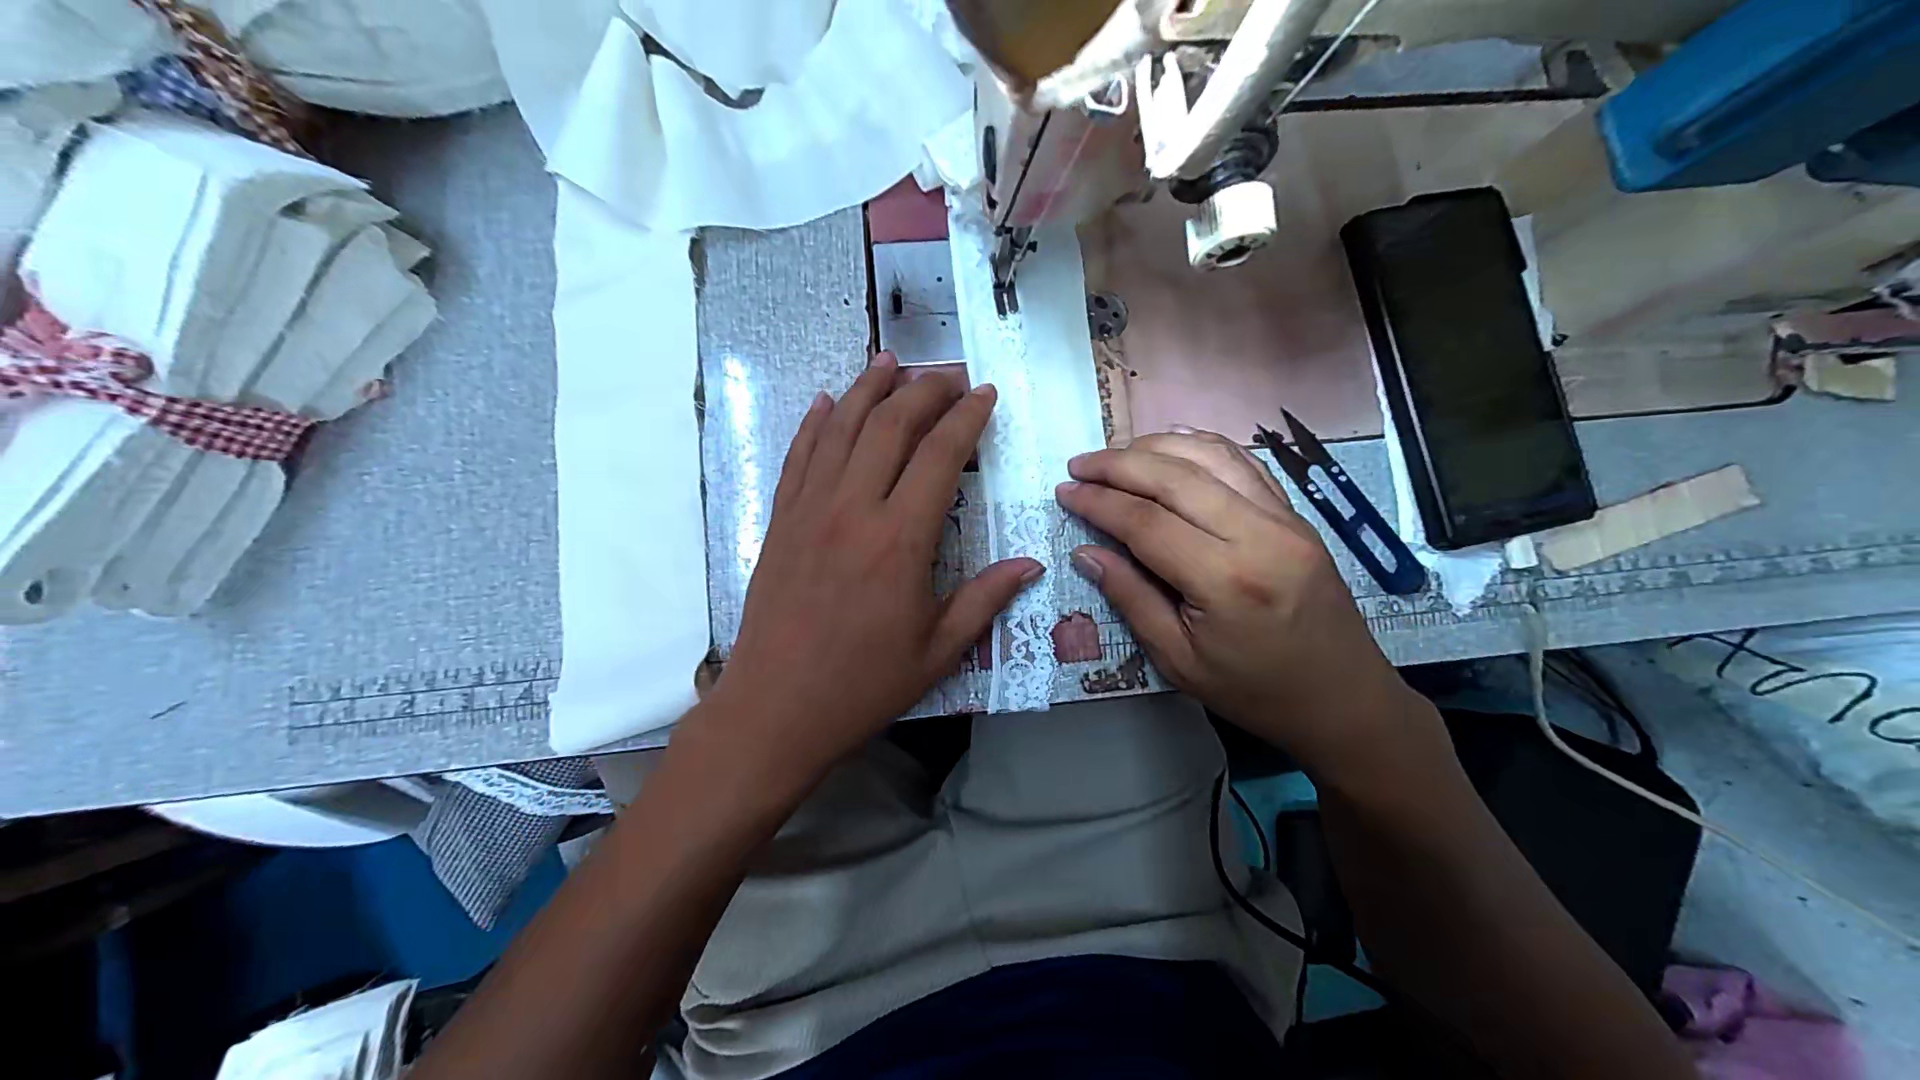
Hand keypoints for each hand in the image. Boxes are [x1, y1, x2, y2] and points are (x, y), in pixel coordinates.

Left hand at [702, 353, 1041, 781]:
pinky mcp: (780, 520)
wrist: (775, 708)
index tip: (985, 393)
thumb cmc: (863, 685)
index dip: (967, 417)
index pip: (941, 454)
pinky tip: (826, 401)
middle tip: (950, 373)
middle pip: (891, 424)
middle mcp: (853, 508)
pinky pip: (798, 455)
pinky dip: (815, 422)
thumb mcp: (938, 652)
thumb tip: (1031, 565)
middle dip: (925, 389)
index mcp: (901, 539)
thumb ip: (985, 600)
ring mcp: (809, 509)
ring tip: (891, 361)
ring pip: (840, 427)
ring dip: (868, 388)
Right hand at [1055, 429, 1428, 777]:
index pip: (1146, 522)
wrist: (1343, 700)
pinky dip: (1202, 446)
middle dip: (1119, 464)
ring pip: (1211, 457)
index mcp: (1225, 580)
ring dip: (1157, 446)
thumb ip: (1131, 598)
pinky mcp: (1296, 516)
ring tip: (1117, 454)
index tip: (1065, 492)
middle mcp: (1258, 535)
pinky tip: (1173, 445)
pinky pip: (1244, 464)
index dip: (1099, 502)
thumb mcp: (1178, 661)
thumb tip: (1086, 553)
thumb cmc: (1254, 692)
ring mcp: (1284, 519)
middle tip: (1079, 464)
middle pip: (1175, 477)